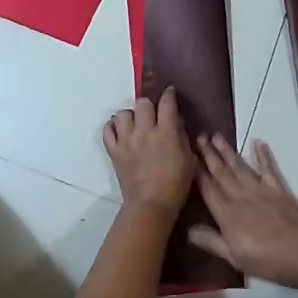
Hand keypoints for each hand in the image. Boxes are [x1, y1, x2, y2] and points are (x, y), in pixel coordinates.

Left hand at [103, 88, 195, 213]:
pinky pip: (107, 131)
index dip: (169, 94)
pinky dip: (112, 127)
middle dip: (148, 104)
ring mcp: (126, 140)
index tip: (170, 92)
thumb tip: (177, 124)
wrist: (150, 204)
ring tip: (134, 123)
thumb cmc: (176, 185)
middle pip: (142, 103)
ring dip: (129, 115)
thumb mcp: (189, 160)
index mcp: (166, 132)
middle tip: (152, 113)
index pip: (167, 103)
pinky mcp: (114, 152)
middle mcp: (144, 131)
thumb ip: (182, 138)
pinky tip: (119, 131)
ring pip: (122, 114)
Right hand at [189, 136, 297, 287]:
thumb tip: (188, 230)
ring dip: (228, 151)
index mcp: (227, 214)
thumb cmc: (265, 259)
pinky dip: (262, 155)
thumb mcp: (233, 257)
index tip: (188, 157)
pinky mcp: (278, 189)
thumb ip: (211, 241)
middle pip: (222, 173)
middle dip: (209, 155)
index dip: (197, 173)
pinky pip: (268, 168)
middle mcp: (240, 197)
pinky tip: (258, 142)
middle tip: (199, 137)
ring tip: (218, 136)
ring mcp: (260, 190)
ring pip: (240, 167)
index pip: (208, 190)